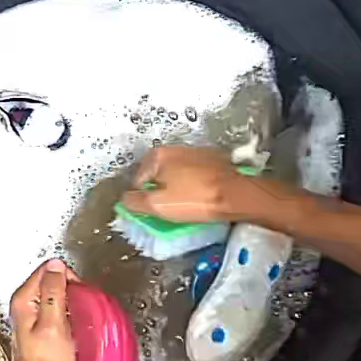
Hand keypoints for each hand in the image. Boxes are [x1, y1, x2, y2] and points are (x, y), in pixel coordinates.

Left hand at [6, 259, 77, 360]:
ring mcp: (30, 318)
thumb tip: (56, 265)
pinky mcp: (39, 330)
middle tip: (81, 309)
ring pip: (55, 296)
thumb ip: (53, 292)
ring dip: (71, 303)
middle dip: (71, 290)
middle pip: (52, 281)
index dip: (69, 278)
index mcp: (24, 299)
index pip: (49, 269)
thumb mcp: (54, 324)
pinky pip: (56, 311)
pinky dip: (68, 314)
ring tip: (80, 319)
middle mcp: (23, 305)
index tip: (79, 296)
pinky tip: (75, 327)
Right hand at [120, 145, 275, 223]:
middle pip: (156, 176)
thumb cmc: (194, 199)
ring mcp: (194, 152)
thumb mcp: (158, 205)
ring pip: (175, 175)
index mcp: (157, 155)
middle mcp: (174, 148)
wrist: (236, 195)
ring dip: (176, 189)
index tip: (155, 211)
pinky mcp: (211, 160)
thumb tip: (124, 199)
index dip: (143, 199)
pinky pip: (192, 175)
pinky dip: (192, 185)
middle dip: (160, 192)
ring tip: (186, 205)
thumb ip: (134, 202)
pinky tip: (199, 198)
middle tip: (170, 210)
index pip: (138, 181)